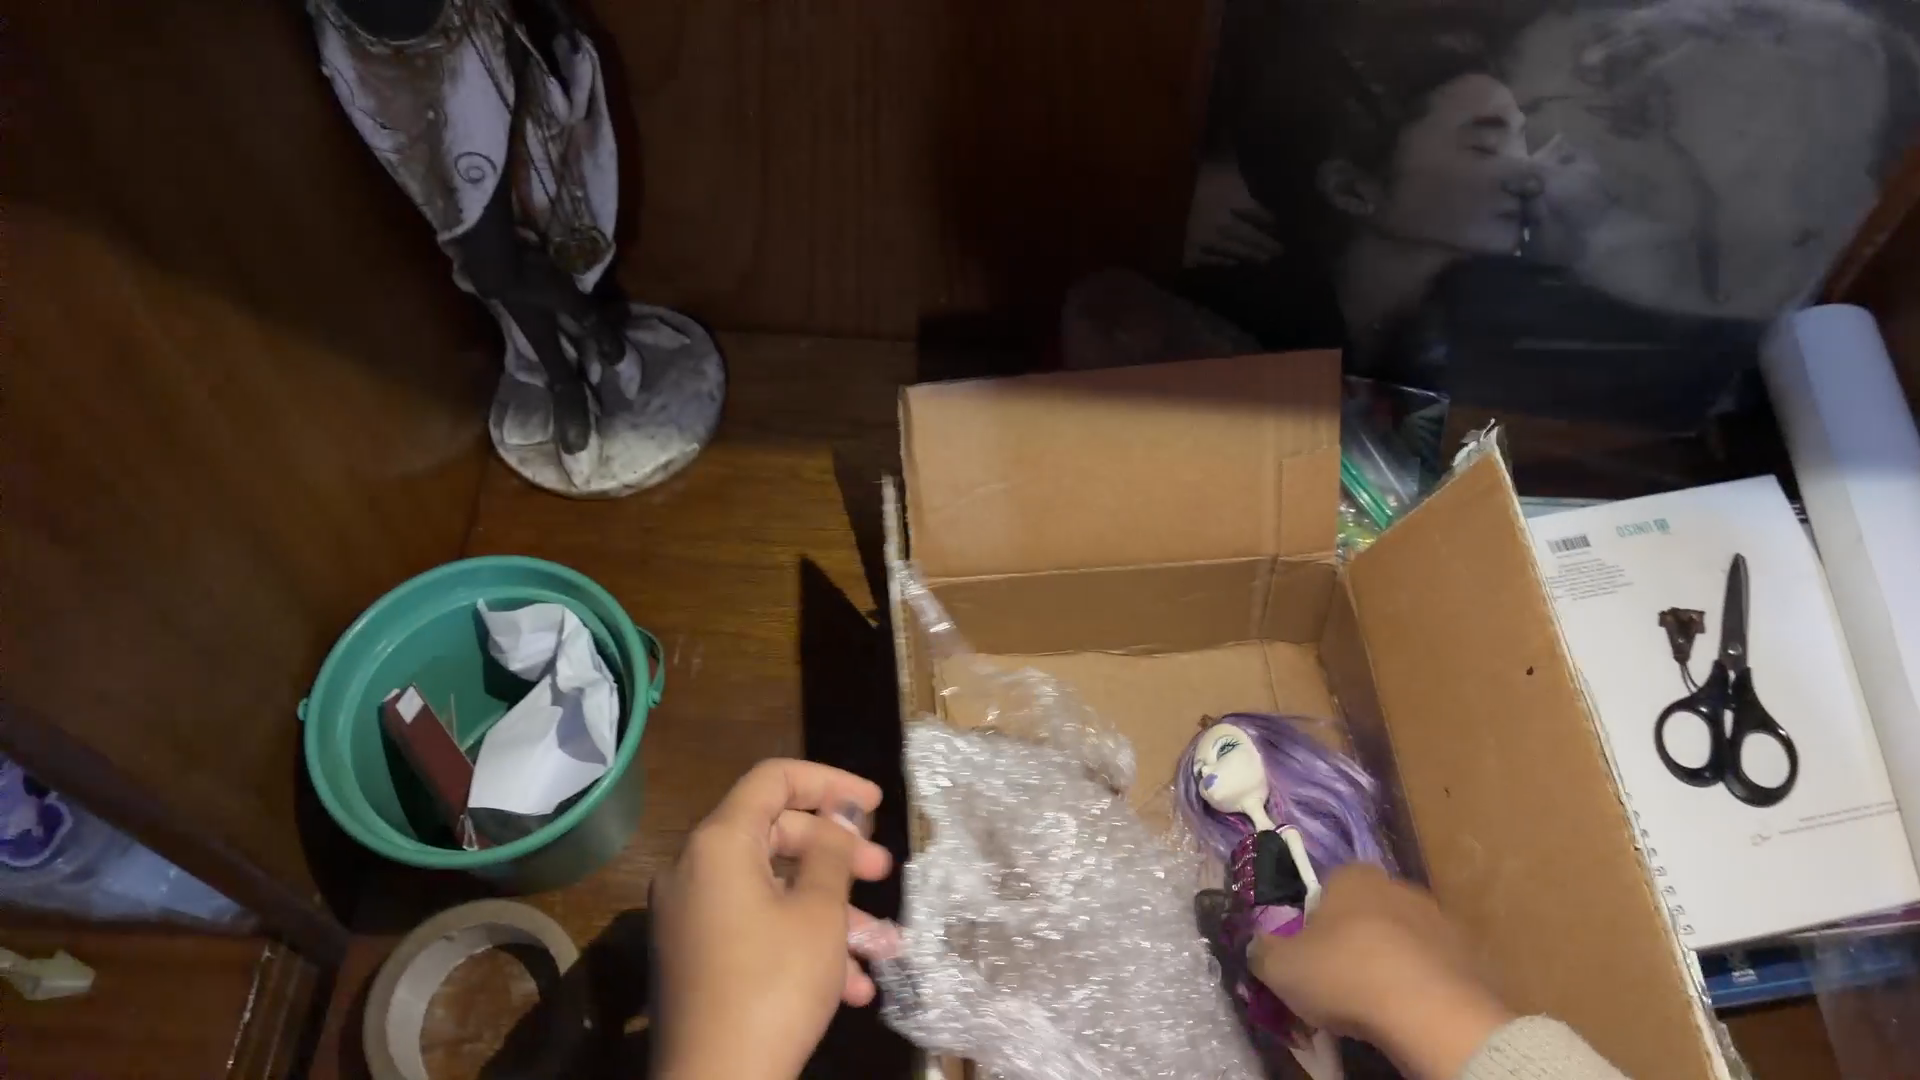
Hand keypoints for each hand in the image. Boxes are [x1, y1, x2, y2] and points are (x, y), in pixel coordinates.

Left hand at [652, 760, 893, 1079]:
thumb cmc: (772, 986)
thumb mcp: (818, 912)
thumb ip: (833, 850)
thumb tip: (841, 815)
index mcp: (719, 842)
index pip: (775, 779)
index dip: (830, 782)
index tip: (875, 803)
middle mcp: (696, 869)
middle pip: (777, 833)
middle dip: (838, 853)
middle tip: (883, 871)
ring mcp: (693, 915)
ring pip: (774, 888)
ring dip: (831, 910)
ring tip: (882, 946)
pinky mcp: (697, 957)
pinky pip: (756, 926)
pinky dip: (802, 941)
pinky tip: (851, 986)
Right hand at [1246, 864, 1512, 1079]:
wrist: (1433, 1015)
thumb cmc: (1346, 974)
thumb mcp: (1280, 967)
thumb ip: (1261, 950)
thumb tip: (1258, 948)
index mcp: (1351, 875)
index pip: (1326, 888)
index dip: (1313, 922)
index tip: (1309, 955)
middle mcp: (1397, 886)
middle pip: (1365, 913)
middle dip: (1353, 942)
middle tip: (1339, 982)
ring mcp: (1441, 921)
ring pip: (1403, 941)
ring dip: (1390, 964)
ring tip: (1377, 1006)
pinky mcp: (1474, 959)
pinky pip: (1436, 971)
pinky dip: (1423, 987)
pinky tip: (1410, 1015)